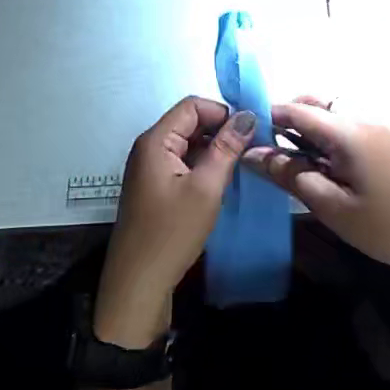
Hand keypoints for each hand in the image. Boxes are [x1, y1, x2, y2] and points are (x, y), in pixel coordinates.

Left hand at [97, 96, 257, 346]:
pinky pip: (184, 164)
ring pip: (189, 145)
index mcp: (156, 141)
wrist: (138, 283)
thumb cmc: (172, 232)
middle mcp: (149, 149)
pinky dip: (204, 168)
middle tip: (251, 152)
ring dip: (215, 152)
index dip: (223, 113)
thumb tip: (248, 116)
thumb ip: (227, 148)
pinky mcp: (156, 189)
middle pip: (190, 123)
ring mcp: (151, 170)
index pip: (193, 106)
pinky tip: (221, 185)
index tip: (251, 134)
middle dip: (221, 132)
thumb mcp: (206, 188)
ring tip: (241, 169)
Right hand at [241, 98, 389, 320]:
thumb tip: (253, 154)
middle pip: (317, 106)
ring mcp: (383, 130)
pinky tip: (325, 172)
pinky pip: (352, 132)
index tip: (241, 134)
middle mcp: (366, 120)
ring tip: (293, 169)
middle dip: (288, 122)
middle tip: (268, 156)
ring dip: (309, 135)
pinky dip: (331, 144)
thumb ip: (292, 176)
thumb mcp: (334, 207)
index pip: (297, 109)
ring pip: (335, 119)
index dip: (266, 116)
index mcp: (349, 130)